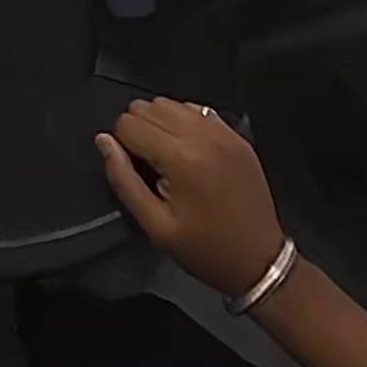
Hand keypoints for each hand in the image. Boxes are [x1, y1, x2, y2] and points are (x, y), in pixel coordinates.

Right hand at [96, 97, 285, 296]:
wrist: (262, 264)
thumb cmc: (205, 249)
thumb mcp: (155, 225)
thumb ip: (122, 178)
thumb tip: (104, 141)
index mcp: (182, 159)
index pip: (127, 124)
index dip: (123, 146)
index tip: (139, 171)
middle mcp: (203, 137)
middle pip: (145, 107)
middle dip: (139, 131)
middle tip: (152, 164)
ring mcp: (223, 134)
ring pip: (167, 102)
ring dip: (159, 123)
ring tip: (168, 154)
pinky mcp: (236, 136)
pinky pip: (193, 108)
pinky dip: (182, 121)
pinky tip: (188, 147)